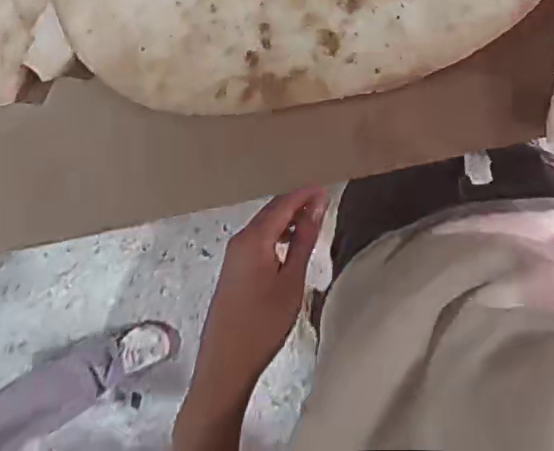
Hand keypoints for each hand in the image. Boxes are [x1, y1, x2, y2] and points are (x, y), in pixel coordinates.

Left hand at [197, 188, 325, 386]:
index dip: (305, 194)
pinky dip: (276, 234)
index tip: (326, 189)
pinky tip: (290, 245)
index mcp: (254, 238)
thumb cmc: (263, 323)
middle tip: (322, 202)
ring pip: (264, 225)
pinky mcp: (234, 268)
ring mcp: (234, 254)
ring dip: (287, 219)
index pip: (282, 204)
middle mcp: (240, 239)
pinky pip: (258, 239)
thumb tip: (316, 208)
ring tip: (312, 222)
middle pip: (271, 211)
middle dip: (296, 203)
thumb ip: (303, 240)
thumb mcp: (291, 281)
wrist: (226, 362)